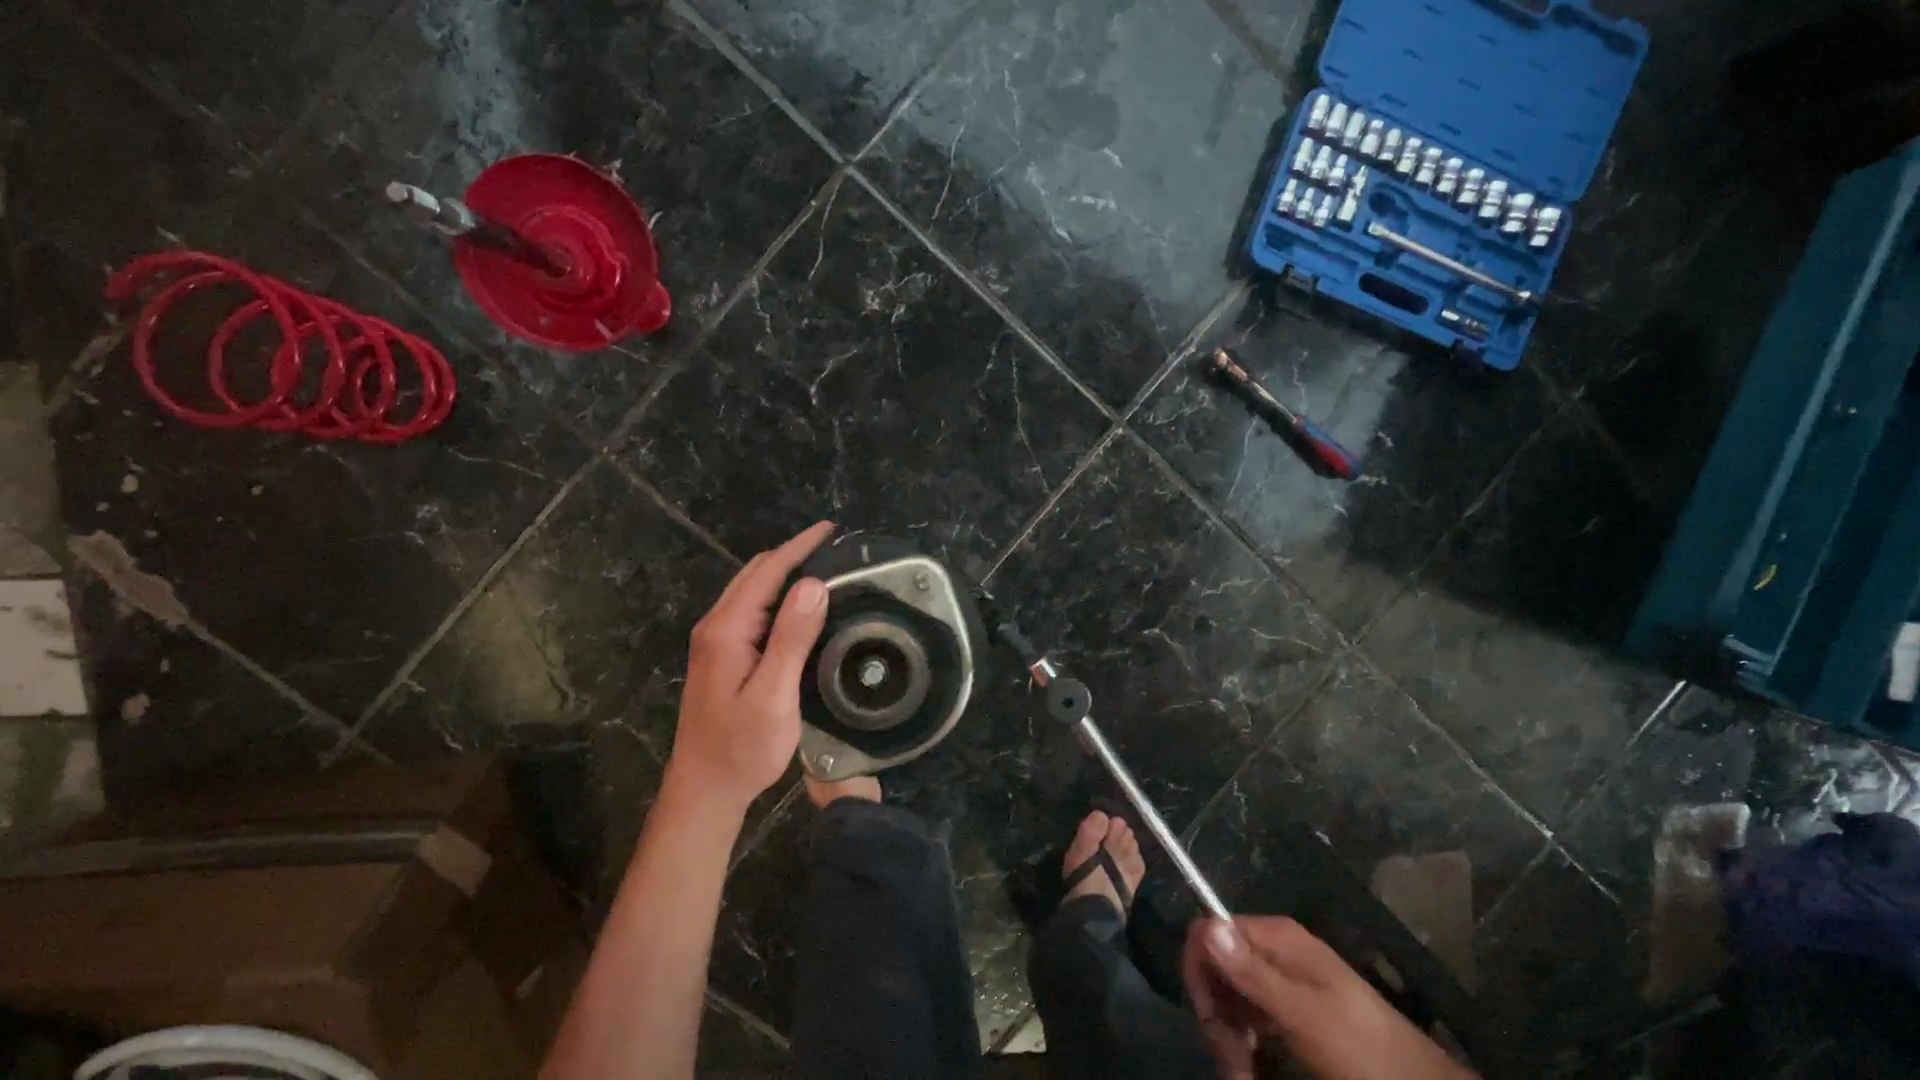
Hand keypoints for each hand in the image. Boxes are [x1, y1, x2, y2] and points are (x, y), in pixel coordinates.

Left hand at [668, 522, 834, 811]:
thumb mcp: (773, 695)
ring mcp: (715, 642)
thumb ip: (791, 639)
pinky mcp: (721, 658)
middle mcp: (716, 627)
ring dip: (785, 574)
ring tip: (825, 569)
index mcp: (727, 630)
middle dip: (793, 554)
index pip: (766, 572)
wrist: (705, 789)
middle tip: (836, 549)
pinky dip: (777, 597)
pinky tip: (801, 608)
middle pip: (755, 575)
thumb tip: (813, 584)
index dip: (799, 547)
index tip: (832, 529)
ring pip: (752, 592)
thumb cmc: (742, 747)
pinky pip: (751, 611)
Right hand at [1182, 916, 1476, 1079]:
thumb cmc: (1360, 1048)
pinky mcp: (1287, 1008)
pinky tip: (1251, 1067)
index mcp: (1276, 937)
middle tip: (1234, 1064)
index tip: (1210, 1021)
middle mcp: (1274, 950)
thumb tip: (1206, 926)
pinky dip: (1242, 1043)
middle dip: (1215, 1017)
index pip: (1208, 932)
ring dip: (1227, 1038)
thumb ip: (1253, 973)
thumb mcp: (1303, 1014)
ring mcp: (1281, 980)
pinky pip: (1247, 1016)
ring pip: (1228, 997)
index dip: (1200, 974)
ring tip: (1243, 1073)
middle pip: (1215, 968)